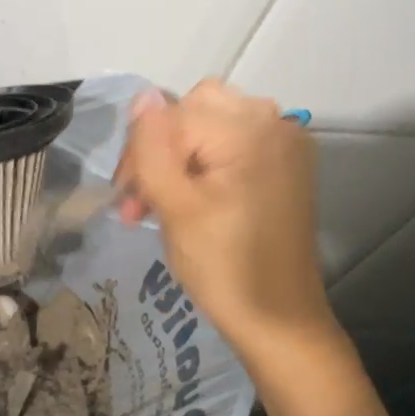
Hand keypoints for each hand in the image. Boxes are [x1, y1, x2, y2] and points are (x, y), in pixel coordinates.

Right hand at [114, 79, 334, 356]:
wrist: (278, 318)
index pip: (173, 114)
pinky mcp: (286, 168)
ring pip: (213, 126)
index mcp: (248, 130)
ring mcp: (285, 145)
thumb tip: (142, 97)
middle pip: (196, 109)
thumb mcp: (176, 206)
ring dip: (178, 158)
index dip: (140, 153)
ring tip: (162, 205)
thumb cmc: (223, 266)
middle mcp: (274, 124)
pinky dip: (206, 166)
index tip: (128, 204)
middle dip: (160, 149)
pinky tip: (193, 202)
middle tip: (140, 202)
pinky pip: (235, 146)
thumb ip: (153, 149)